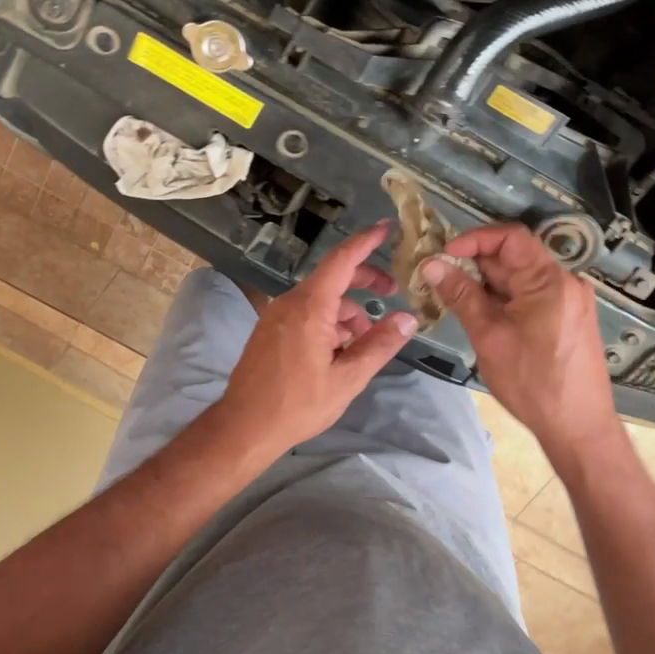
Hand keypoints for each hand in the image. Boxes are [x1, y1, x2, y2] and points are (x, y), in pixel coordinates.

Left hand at [217, 222, 417, 453]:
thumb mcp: (347, 378)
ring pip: (320, 298)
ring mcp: (277, 315)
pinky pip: (306, 312)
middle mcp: (290, 302)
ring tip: (366, 338)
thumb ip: (379, 345)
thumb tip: (409, 318)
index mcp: (310, 307)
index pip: (341, 260)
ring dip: (347, 309)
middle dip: (364, 278)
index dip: (365, 241)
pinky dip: (328, 319)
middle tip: (392, 289)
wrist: (245, 426)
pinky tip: (340, 347)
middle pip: (332, 276)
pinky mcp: (270, 329)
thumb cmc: (298, 404)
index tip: (386, 227)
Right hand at [422, 224, 615, 449]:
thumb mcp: (489, 337)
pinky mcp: (569, 317)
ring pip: (520, 277)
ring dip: (487, 283)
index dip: (474, 239)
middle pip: (514, 256)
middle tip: (440, 279)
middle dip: (475, 263)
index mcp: (550, 280)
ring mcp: (570, 300)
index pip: (510, 237)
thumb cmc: (534, 383)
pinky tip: (482, 315)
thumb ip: (461, 295)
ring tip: (455, 298)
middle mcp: (565, 282)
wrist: (580, 429)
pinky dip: (504, 298)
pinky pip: (531, 294)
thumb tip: (431, 265)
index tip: (445, 256)